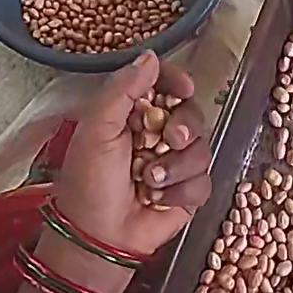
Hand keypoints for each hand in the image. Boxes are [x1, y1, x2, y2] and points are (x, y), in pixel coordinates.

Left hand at [47, 52, 211, 290]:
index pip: (163, 85)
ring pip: (202, 148)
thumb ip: (122, 90)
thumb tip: (151, 56)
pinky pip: (204, 181)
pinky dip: (181, 191)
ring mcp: (174, 164)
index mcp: (132, 115)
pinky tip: (158, 200)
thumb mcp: (97, 129)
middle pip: (191, 113)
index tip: (184, 88)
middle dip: (184, 126)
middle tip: (170, 140)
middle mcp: (157, 135)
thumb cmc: (89, 182)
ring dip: (177, 166)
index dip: (176, 82)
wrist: (98, 236)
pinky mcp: (187, 192)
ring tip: (149, 181)